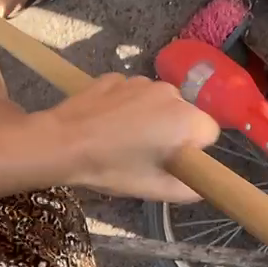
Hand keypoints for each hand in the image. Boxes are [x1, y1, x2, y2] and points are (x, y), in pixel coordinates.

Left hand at [41, 73, 219, 202]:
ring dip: (147, 117)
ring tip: (118, 139)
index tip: (166, 162)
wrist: (59, 143)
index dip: (189, 151)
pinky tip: (104, 123)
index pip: (207, 134)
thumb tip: (200, 187)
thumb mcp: (151, 189)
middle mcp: (170, 92)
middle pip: (183, 115)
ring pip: (157, 102)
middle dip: (169, 132)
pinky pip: (130, 94)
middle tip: (140, 153)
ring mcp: (140, 80)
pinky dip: (123, 106)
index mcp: (186, 119)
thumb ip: (187, 189)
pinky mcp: (115, 77)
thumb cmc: (109, 167)